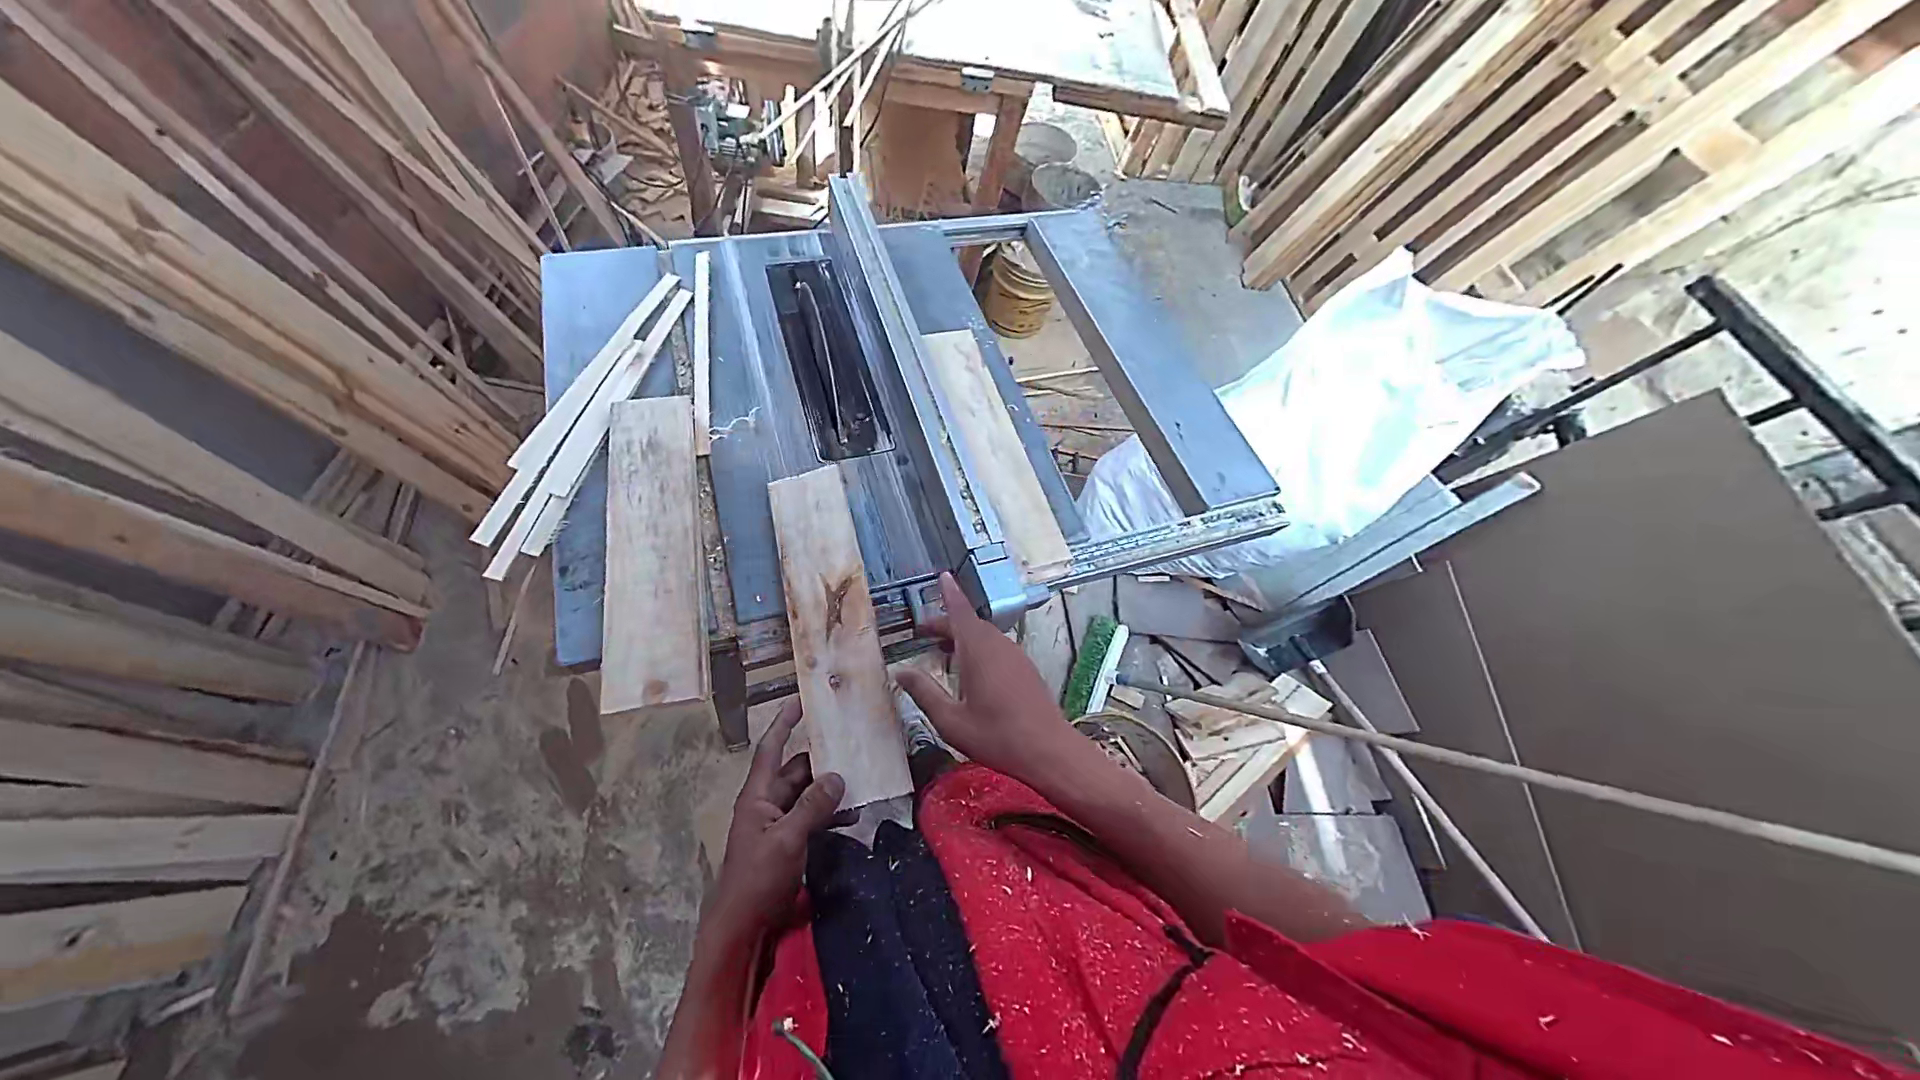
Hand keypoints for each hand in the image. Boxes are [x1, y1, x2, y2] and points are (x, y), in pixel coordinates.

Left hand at [705, 700, 844, 939]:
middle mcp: (768, 803)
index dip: (784, 722)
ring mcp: (779, 824)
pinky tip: (854, 815)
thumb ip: (812, 806)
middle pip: (796, 770)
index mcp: (758, 795)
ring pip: (808, 794)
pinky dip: (831, 813)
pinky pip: (814, 817)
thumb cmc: (757, 879)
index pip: (771, 748)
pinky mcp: (791, 843)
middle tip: (853, 745)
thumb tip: (837, 776)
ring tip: (862, 779)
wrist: (745, 929)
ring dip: (831, 788)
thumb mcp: (787, 840)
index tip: (802, 699)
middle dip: (822, 759)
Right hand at [895, 573, 1099, 791]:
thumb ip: (924, 693)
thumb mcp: (950, 720)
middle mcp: (998, 646)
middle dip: (947, 624)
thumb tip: (901, 673)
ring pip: (985, 636)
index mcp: (978, 650)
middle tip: (924, 633)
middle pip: (970, 624)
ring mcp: (1015, 656)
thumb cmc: (996, 736)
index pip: (960, 611)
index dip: (949, 593)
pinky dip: (979, 649)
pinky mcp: (1026, 669)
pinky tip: (971, 673)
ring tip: (943, 652)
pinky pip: (997, 648)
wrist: (1048, 750)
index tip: (942, 576)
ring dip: (963, 638)